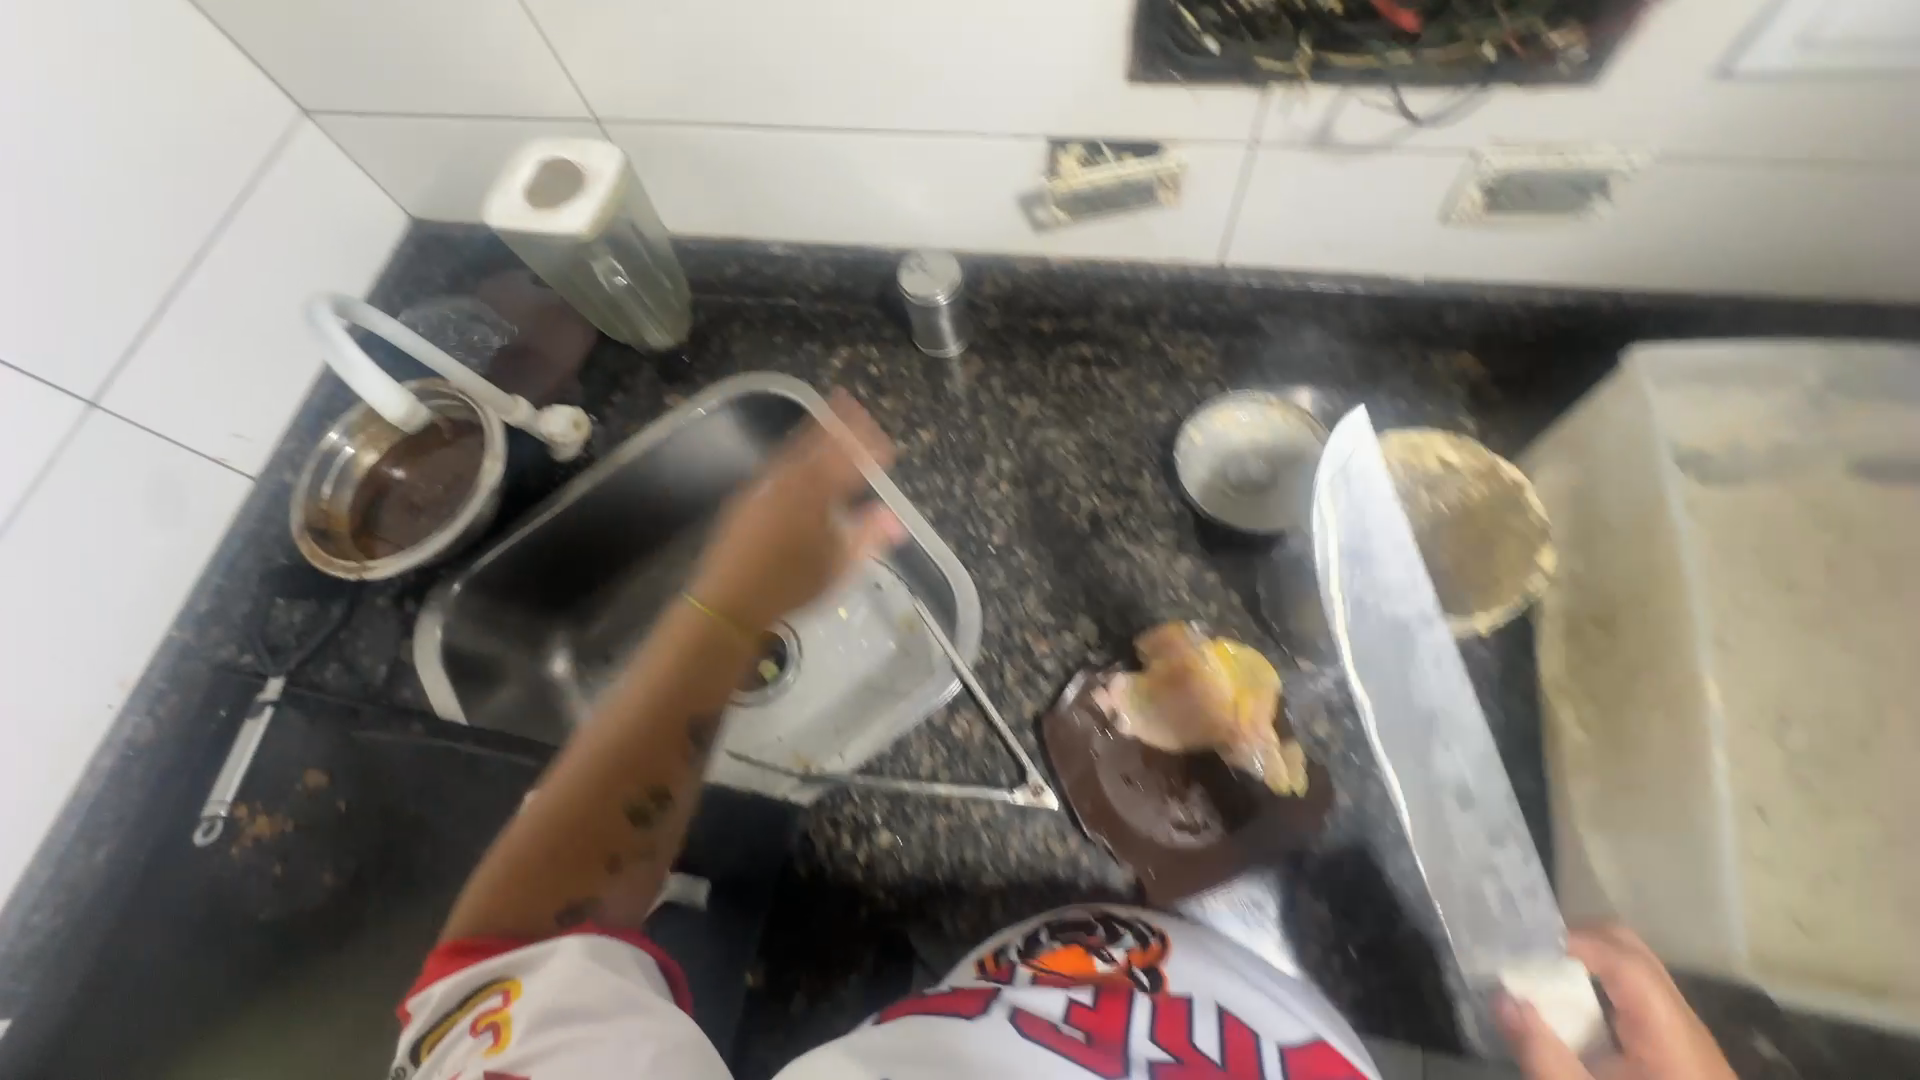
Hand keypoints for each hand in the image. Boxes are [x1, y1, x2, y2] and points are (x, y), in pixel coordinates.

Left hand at [688, 390, 905, 632]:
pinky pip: (775, 464)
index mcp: (816, 495)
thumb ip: (868, 535)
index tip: (885, 445)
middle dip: (837, 423)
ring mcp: (764, 487)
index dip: (868, 449)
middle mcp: (789, 481)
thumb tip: (895, 517)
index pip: (848, 462)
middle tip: (849, 401)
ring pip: (792, 450)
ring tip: (825, 417)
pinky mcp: (746, 498)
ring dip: (811, 432)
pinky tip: (794, 458)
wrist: (730, 599)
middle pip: (817, 444)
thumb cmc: (791, 586)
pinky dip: (791, 451)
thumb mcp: (839, 565)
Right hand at [1497, 924, 1735, 1079]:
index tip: (1520, 950)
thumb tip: (1500, 997)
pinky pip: (1632, 999)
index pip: (1626, 962)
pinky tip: (1567, 1017)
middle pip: (1633, 952)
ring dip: (1582, 966)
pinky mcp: (1676, 1053)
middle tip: (1527, 959)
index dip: (1572, 943)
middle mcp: (1686, 1027)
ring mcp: (1685, 1040)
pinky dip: (1594, 991)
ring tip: (1539, 984)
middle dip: (1575, 944)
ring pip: (1632, 971)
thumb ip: (1542, 1055)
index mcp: (1672, 1039)